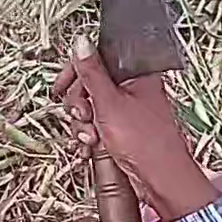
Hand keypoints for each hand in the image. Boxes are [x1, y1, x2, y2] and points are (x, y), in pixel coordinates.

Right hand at [52, 36, 216, 221]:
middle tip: (83, 115)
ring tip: (92, 136)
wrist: (160, 179)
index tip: (60, 88)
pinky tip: (91, 146)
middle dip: (79, 103)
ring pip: (89, 107)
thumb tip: (81, 42)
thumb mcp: (110, 102)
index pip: (97, 59)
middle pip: (89, 84)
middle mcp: (132, 88)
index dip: (75, 73)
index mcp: (136, 73)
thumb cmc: (145, 142)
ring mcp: (126, 109)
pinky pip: (95, 125)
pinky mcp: (122, 129)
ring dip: (83, 123)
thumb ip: (92, 72)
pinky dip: (89, 135)